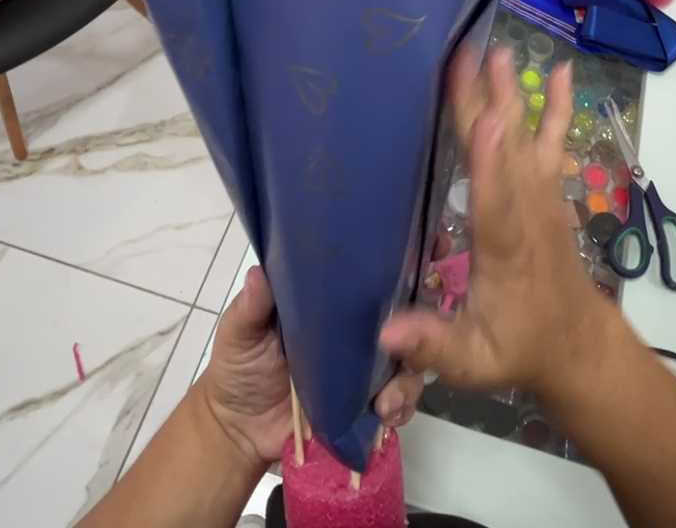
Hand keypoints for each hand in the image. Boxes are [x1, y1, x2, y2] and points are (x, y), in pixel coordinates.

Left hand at [198, 265, 424, 464]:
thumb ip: (252, 304)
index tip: (435, 244)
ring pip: (412, 357)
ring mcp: (370, 365)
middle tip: (428, 326)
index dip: (411, 253)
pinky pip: (401, 400)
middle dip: (429, 315)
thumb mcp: (242, 330)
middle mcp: (362, 326)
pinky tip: (384, 414)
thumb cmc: (241, 366)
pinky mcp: (370, 401)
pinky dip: (400, 406)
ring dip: (408, 374)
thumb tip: (260, 272)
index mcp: (337, 297)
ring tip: (385, 398)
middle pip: (410, 310)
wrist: (240, 431)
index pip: (379, 267)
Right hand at [378, 44, 618, 395]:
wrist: (577, 342)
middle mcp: (527, 213)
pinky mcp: (551, 190)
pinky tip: (564, 74)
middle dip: (488, 104)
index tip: (486, 120)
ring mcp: (543, 196)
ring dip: (513, 94)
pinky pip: (556, 142)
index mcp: (504, 250)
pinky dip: (559, 107)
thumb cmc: (519, 346)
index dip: (491, 164)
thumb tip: (385, 332)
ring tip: (502, 52)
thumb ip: (432, 344)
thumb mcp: (474, 361)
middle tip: (469, 57)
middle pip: (506, 153)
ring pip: (527, 137)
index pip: (497, 205)